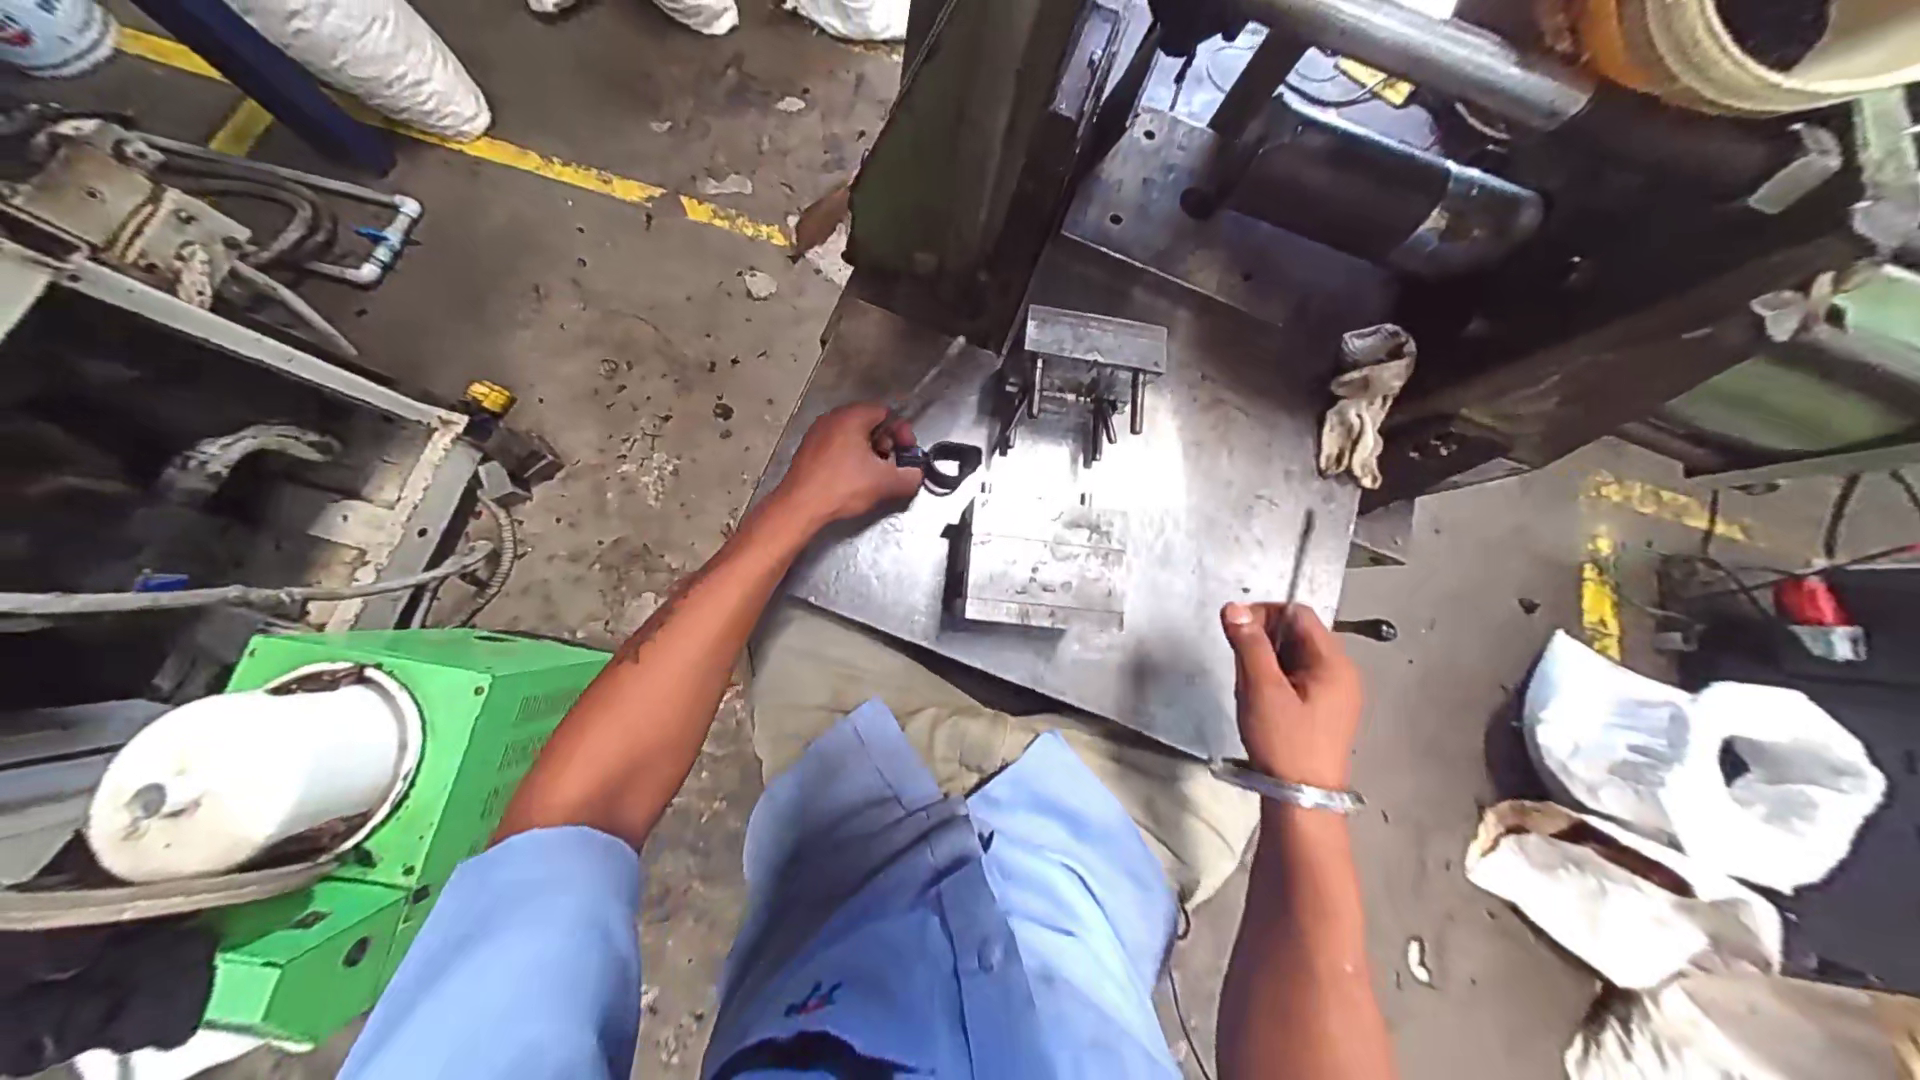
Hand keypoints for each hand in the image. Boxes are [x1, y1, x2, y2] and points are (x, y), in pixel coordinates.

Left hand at [771, 402, 923, 528]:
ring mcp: (817, 433)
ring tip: (873, 474)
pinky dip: (850, 458)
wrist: (800, 507)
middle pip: (869, 422)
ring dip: (869, 452)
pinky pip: (837, 446)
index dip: (902, 432)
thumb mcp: (886, 483)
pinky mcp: (808, 450)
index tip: (905, 451)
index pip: (886, 412)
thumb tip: (916, 475)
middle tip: (891, 463)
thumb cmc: (842, 488)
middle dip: (886, 442)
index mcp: (851, 417)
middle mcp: (832, 419)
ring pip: (853, 435)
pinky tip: (853, 479)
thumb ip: (910, 476)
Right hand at [1220, 602, 1362, 789]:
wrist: (1301, 798)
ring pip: (1294, 655)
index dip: (1264, 614)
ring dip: (1266, 660)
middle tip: (1240, 664)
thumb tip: (1234, 607)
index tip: (1236, 632)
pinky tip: (1262, 698)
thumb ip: (1249, 644)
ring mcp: (1337, 691)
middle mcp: (1342, 671)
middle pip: (1298, 633)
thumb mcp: (1261, 688)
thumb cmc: (1283, 740)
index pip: (1298, 614)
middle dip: (1263, 640)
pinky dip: (1275, 677)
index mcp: (1334, 662)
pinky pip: (1298, 676)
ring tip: (1250, 686)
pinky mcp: (1326, 708)